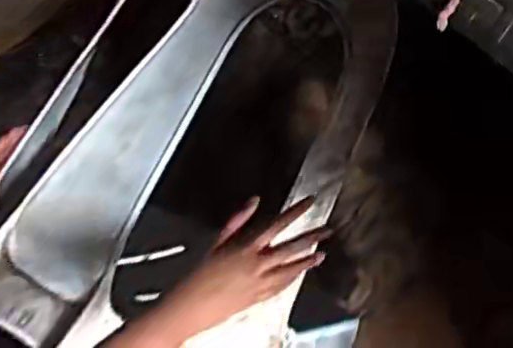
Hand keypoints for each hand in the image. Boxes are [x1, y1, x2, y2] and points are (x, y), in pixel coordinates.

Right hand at [118, 196, 329, 345]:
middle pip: (291, 247)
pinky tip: (300, 274)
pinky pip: (279, 288)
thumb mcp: (214, 245)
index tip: (311, 200)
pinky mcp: (255, 300)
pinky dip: (291, 278)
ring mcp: (258, 284)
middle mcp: (257, 264)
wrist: (183, 313)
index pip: (278, 224)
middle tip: (329, 229)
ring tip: (322, 253)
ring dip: (307, 260)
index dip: (296, 211)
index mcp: (247, 248)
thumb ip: (236, 221)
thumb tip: (254, 200)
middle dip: (312, 237)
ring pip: (290, 269)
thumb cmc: (196, 276)